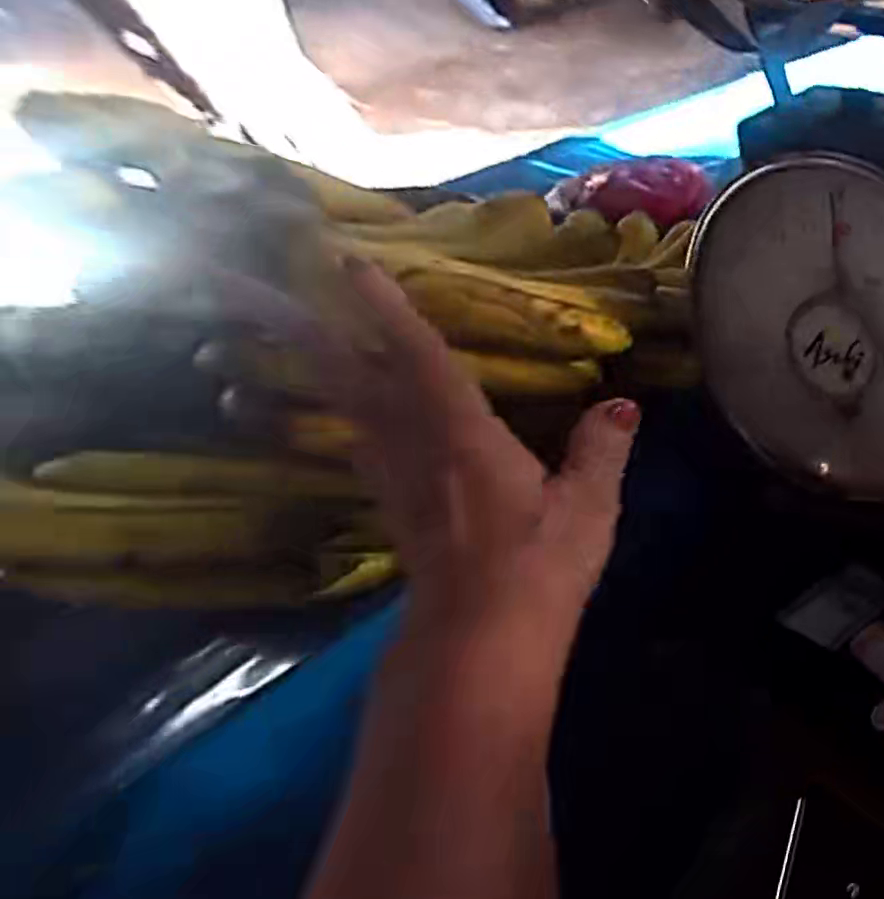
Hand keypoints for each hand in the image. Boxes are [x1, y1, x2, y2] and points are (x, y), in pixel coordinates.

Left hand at [323, 256, 638, 624]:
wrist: (482, 633)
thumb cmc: (540, 564)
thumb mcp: (589, 506)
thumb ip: (602, 451)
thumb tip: (623, 405)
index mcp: (465, 439)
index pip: (425, 363)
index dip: (391, 313)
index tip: (349, 263)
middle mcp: (417, 450)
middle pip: (354, 380)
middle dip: (307, 330)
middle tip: (242, 283)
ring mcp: (398, 482)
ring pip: (349, 412)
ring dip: (318, 369)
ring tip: (291, 337)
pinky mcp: (397, 510)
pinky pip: (364, 446)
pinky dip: (350, 417)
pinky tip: (354, 422)